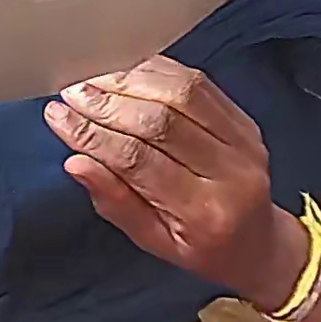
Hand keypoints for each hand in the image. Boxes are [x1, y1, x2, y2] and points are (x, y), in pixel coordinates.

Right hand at [43, 56, 308, 309]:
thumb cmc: (200, 250)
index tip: (57, 116)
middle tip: (70, 94)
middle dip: (106, 103)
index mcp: (204, 213)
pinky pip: (198, 83)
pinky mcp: (246, 119)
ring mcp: (245, 141)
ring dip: (129, 81)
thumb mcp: (152, 242)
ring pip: (181, 93)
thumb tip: (75, 161)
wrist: (263, 244)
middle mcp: (230, 172)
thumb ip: (114, 201)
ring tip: (92, 80)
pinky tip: (126, 71)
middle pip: (160, 121)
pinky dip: (158, 71)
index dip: (92, 134)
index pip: (137, 161)